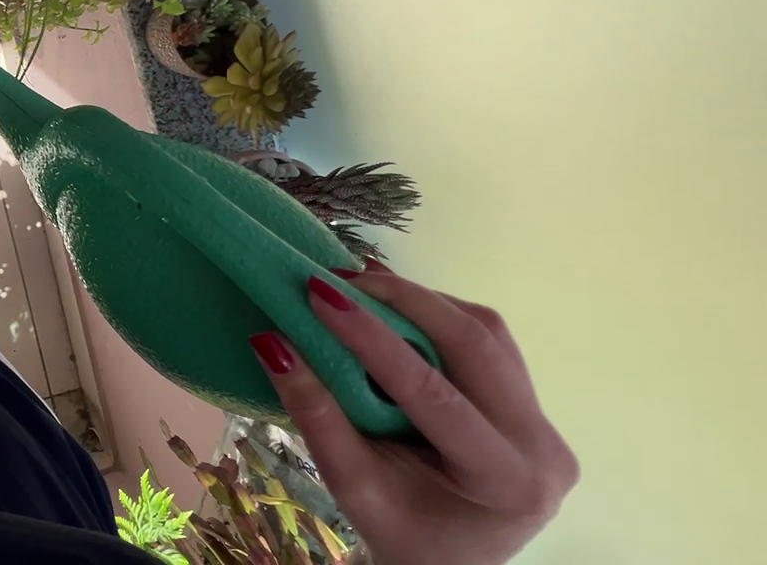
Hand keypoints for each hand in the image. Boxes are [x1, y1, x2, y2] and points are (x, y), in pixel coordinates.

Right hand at [251, 262, 578, 564]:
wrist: (445, 556)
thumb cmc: (397, 528)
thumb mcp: (350, 485)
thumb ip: (314, 414)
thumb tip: (271, 342)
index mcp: (505, 481)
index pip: (434, 392)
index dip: (373, 337)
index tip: (318, 292)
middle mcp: (542, 447)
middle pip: (479, 346)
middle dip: (406, 300)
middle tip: (339, 277)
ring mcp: (543, 423)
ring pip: (488, 333)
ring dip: (422, 302)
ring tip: (359, 288)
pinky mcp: (527, 403)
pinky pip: (487, 339)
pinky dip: (435, 313)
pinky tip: (391, 310)